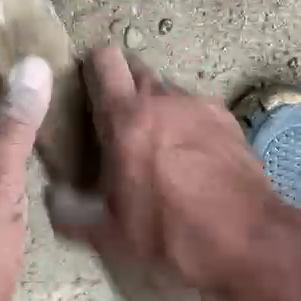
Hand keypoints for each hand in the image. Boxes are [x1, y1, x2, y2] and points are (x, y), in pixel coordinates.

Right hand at [46, 47, 285, 295]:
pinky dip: (190, 123)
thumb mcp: (111, 233)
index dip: (93, 65)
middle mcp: (161, 98)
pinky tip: (195, 156)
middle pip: (136, 69)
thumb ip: (73, 211)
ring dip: (159, 107)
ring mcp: (198, 105)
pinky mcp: (227, 119)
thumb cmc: (170, 232)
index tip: (88, 83)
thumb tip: (53, 197)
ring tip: (162, 145)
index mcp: (125, 116)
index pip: (104, 59)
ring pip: (169, 90)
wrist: (247, 241)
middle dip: (126, 87)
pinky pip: (198, 109)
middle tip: (122, 122)